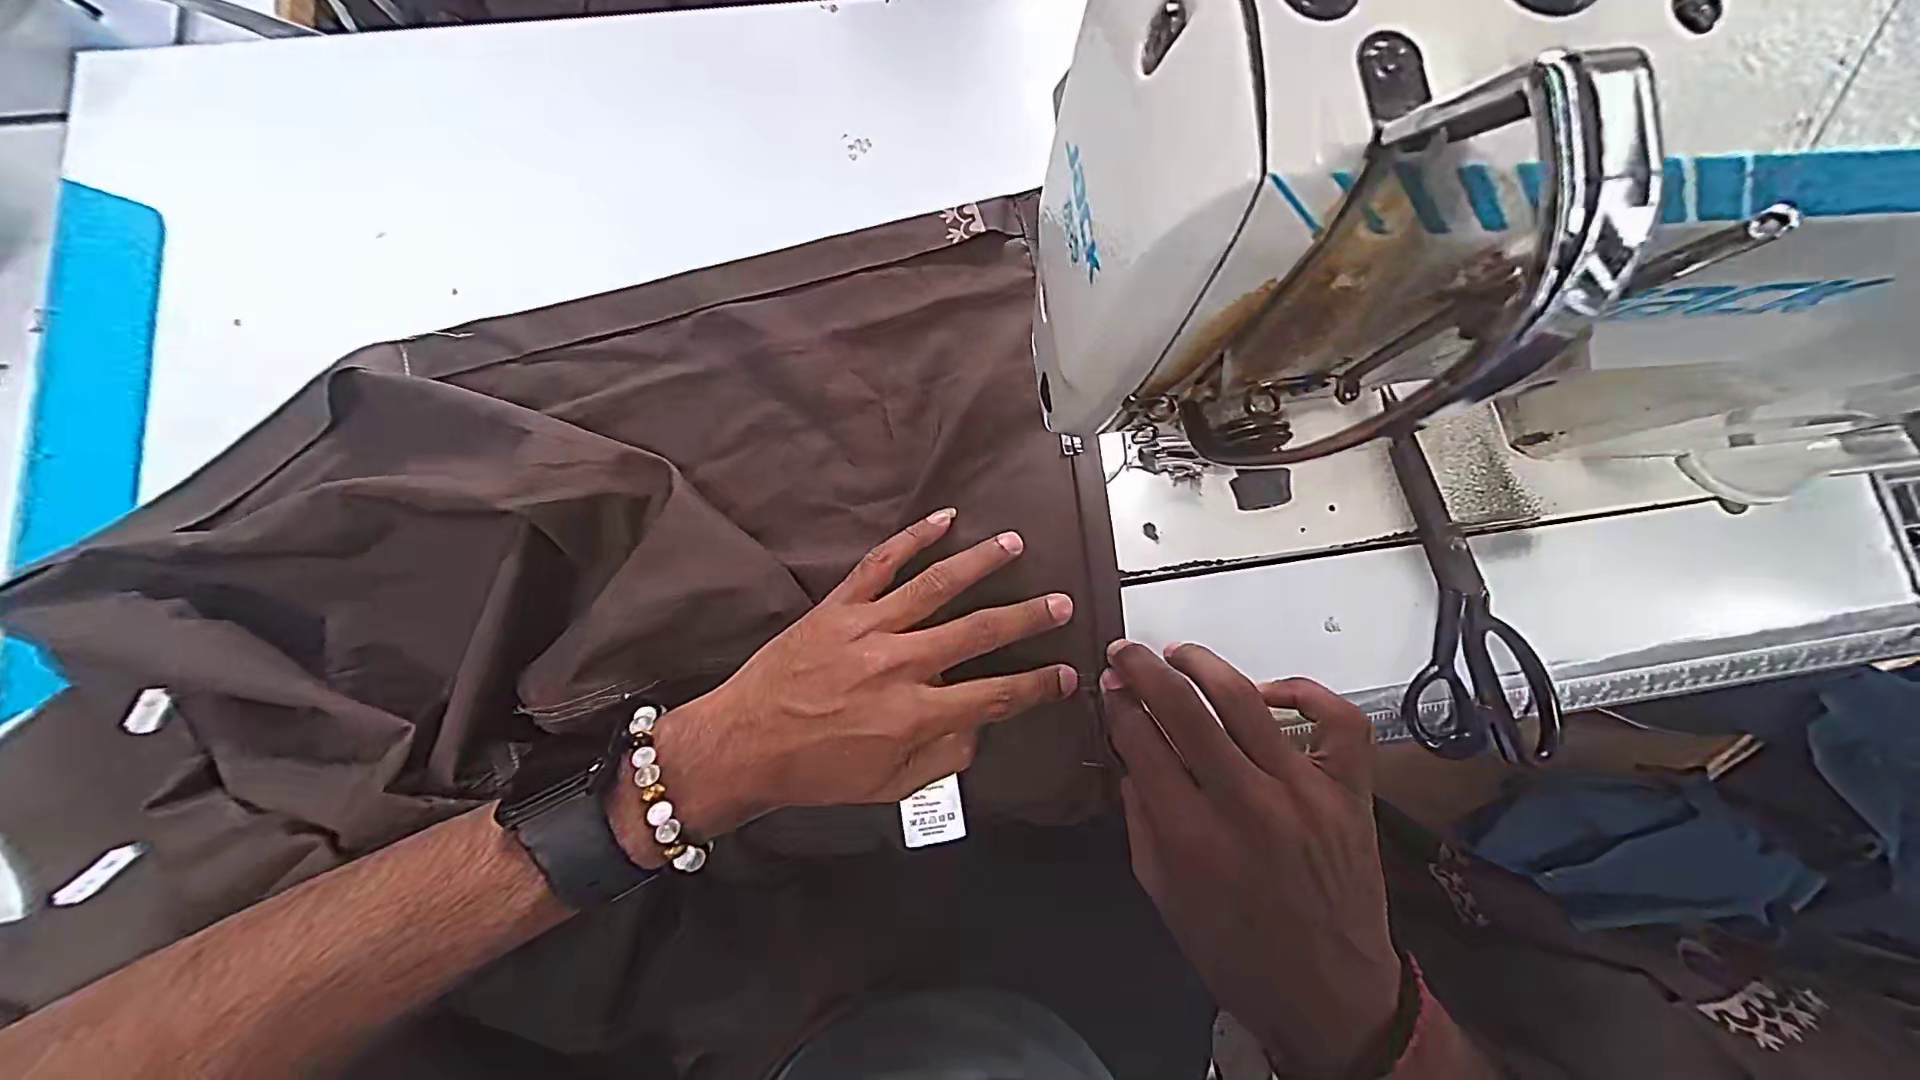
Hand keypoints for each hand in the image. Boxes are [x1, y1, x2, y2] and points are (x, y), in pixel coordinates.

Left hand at [611, 508, 1077, 859]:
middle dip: (1028, 617)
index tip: (1063, 675)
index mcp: (914, 714)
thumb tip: (977, 727)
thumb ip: (943, 757)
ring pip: (937, 586)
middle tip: (1058, 604)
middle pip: (979, 632)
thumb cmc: (812, 769)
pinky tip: (941, 520)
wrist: (742, 744)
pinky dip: (914, 538)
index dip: (1039, 685)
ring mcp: (868, 629)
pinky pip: (881, 564)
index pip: (996, 695)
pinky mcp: (839, 608)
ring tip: (1013, 545)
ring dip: (982, 563)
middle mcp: (898, 665)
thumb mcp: (888, 785)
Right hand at [1102, 641, 1399, 1078]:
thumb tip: (1130, 756)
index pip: (1140, 738)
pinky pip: (1336, 720)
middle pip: (1183, 706)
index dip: (1117, 704)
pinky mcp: (1348, 794)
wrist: (1332, 1001)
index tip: (1111, 688)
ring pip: (1246, 699)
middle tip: (1127, 652)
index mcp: (1191, 836)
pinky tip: (1271, 689)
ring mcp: (1303, 794)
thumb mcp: (1161, 892)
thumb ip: (1139, 818)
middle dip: (1143, 668)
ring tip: (1180, 653)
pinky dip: (1305, 691)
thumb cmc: (1239, 954)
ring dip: (1202, 664)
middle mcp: (1245, 805)